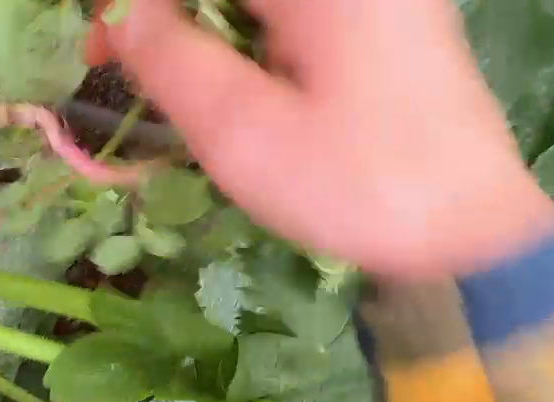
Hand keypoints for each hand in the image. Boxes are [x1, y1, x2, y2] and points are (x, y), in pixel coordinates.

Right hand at [87, 0, 553, 280]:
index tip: (95, 43)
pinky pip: (281, 17)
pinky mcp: (373, 26)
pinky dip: (232, 37)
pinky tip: (208, 78)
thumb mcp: (240, 129)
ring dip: (193, 23)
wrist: (458, 227)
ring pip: (250, 2)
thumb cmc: (345, 181)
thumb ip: (174, 63)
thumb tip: (122, 16)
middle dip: (163, 9)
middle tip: (111, 56)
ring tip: (150, 74)